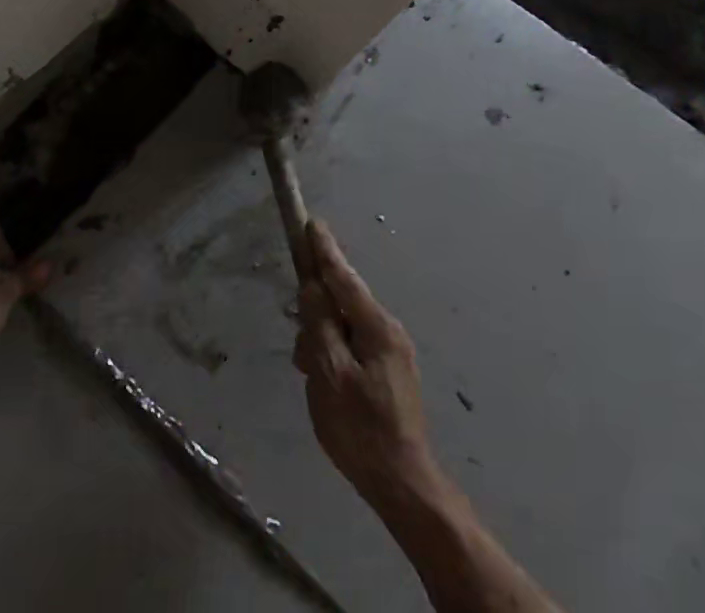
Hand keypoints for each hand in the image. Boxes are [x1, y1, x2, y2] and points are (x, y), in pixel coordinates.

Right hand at [293, 219, 438, 504]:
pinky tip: (324, 385)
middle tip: (303, 350)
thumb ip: (319, 326)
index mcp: (377, 328)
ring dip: (322, 342)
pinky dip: (333, 356)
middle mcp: (388, 331)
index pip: (344, 278)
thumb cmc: (360, 429)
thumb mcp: (328, 375)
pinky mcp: (387, 370)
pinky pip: (352, 347)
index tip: (311, 223)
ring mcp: (391, 352)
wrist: (401, 480)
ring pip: (345, 328)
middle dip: (317, 314)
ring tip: (313, 378)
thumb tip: (313, 286)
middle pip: (343, 303)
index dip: (324, 251)